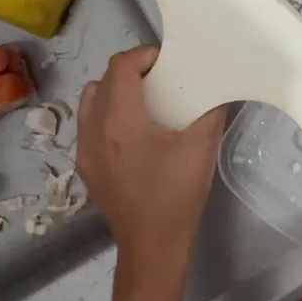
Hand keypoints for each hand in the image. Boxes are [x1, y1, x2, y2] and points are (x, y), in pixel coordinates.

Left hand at [76, 45, 226, 271]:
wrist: (153, 245)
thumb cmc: (177, 193)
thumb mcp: (202, 146)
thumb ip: (210, 109)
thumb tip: (216, 87)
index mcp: (120, 121)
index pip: (120, 67)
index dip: (143, 55)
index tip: (168, 62)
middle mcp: (94, 131)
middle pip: (103, 81)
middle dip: (131, 72)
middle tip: (161, 80)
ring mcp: (85, 151)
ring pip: (90, 102)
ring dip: (114, 92)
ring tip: (144, 103)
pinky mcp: (86, 168)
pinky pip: (89, 126)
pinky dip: (107, 116)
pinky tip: (135, 133)